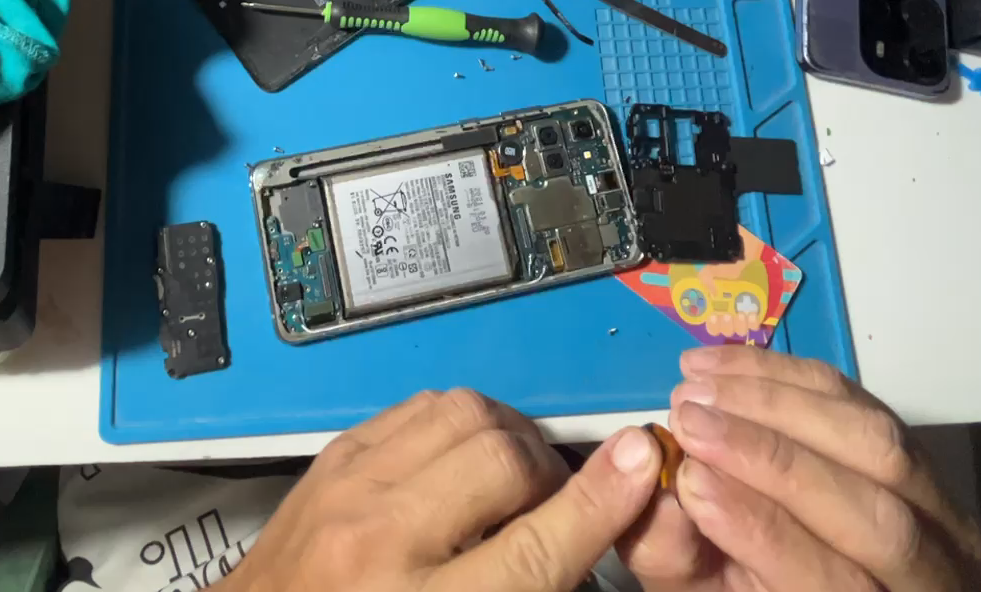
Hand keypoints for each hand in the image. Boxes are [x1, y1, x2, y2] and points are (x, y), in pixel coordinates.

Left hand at [219, 389, 664, 591]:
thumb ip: (524, 582)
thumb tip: (578, 534)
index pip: (533, 547)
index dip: (600, 501)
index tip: (643, 460)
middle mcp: (382, 538)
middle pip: (502, 461)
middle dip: (548, 473)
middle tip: (551, 500)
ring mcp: (351, 483)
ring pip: (462, 414)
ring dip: (506, 436)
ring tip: (510, 474)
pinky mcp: (337, 453)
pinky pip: (419, 406)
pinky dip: (458, 424)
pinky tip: (460, 455)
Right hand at [619, 346, 980, 591]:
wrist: (801, 558)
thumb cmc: (738, 585)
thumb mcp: (699, 591)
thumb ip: (675, 553)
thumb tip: (670, 486)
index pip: (839, 585)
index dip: (760, 527)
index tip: (687, 476)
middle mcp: (933, 578)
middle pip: (877, 517)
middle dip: (769, 456)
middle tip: (686, 418)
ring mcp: (938, 512)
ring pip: (878, 445)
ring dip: (772, 402)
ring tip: (694, 385)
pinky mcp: (911, 447)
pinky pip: (854, 396)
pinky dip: (779, 371)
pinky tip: (715, 365)